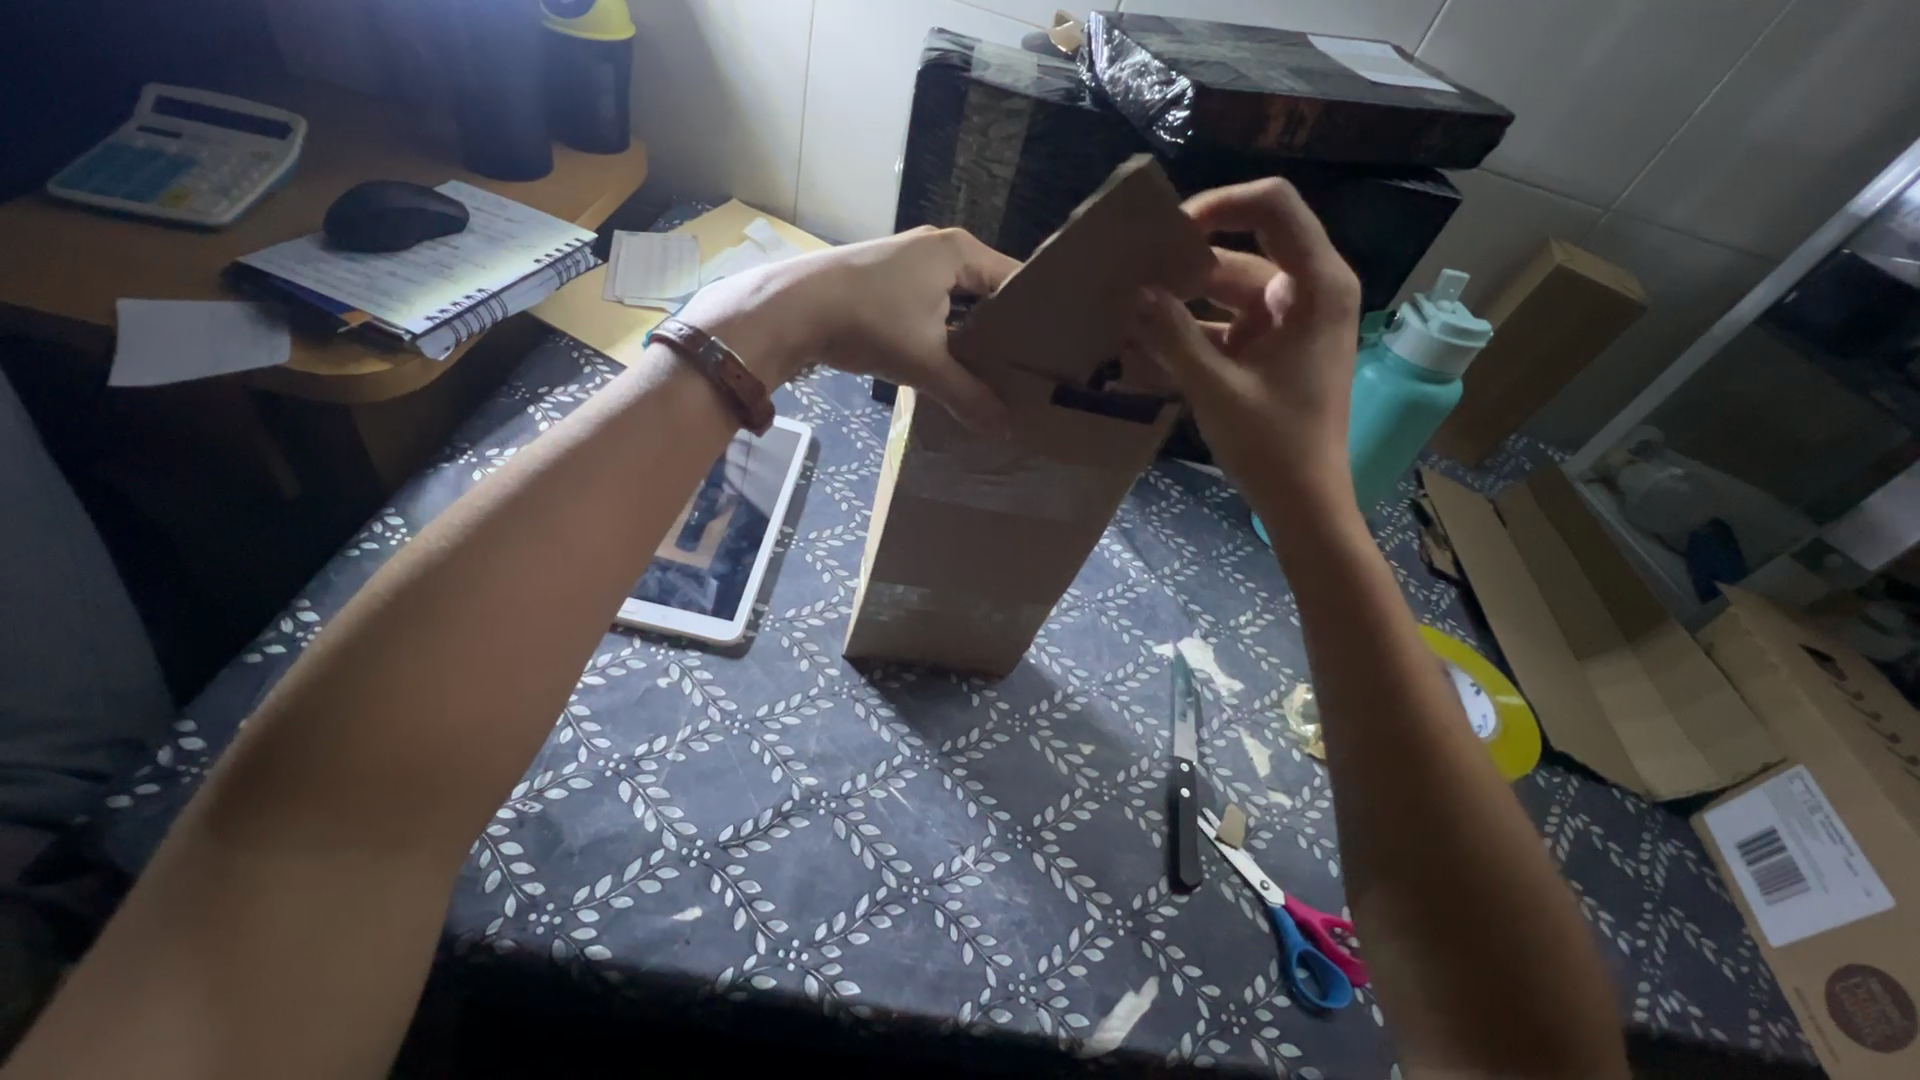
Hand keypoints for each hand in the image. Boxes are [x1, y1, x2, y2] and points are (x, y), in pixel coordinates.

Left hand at [675, 226, 1018, 435]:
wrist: (791, 309)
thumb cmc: (868, 322)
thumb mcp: (924, 364)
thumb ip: (968, 395)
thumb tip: (1004, 428)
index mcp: (958, 252)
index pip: (1016, 281)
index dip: (1035, 318)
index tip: (1051, 353)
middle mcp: (938, 247)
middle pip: (987, 290)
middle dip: (1004, 329)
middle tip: (1027, 368)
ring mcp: (909, 261)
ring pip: (957, 300)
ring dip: (970, 332)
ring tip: (994, 371)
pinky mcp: (886, 280)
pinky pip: (932, 305)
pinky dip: (943, 331)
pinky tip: (949, 363)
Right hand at [1121, 178, 1362, 506]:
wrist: (1304, 504)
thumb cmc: (1274, 446)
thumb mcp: (1216, 389)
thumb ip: (1172, 336)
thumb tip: (1132, 293)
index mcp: (1315, 288)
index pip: (1273, 208)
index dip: (1219, 204)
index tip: (1165, 232)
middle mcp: (1305, 293)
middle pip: (1237, 255)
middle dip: (1180, 268)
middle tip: (1124, 278)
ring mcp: (1286, 323)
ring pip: (1223, 294)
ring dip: (1177, 307)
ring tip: (1122, 315)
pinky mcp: (1268, 351)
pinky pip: (1222, 328)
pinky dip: (1187, 336)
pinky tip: (1140, 349)